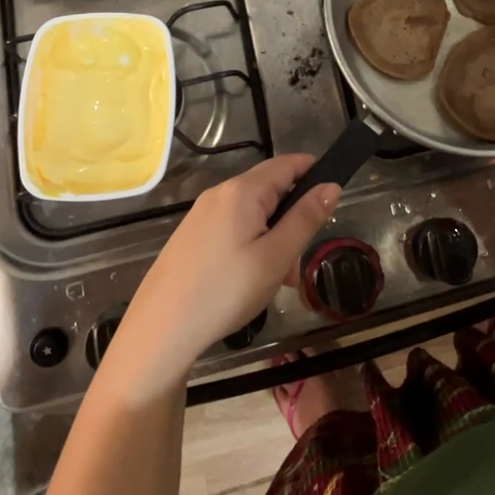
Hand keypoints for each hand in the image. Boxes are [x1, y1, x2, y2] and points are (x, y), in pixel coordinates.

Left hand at [114, 155, 338, 383]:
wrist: (161, 331)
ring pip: (252, 214)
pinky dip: (251, 246)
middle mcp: (219, 194)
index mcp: (242, 191)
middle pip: (269, 190)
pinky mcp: (190, 238)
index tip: (334, 197)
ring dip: (273, 238)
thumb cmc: (225, 291)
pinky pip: (232, 229)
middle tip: (300, 261)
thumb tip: (330, 185)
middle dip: (293, 217)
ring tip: (278, 281)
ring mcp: (200, 215)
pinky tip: (250, 281)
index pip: (287, 163)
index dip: (315, 171)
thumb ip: (305, 218)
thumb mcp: (276, 256)